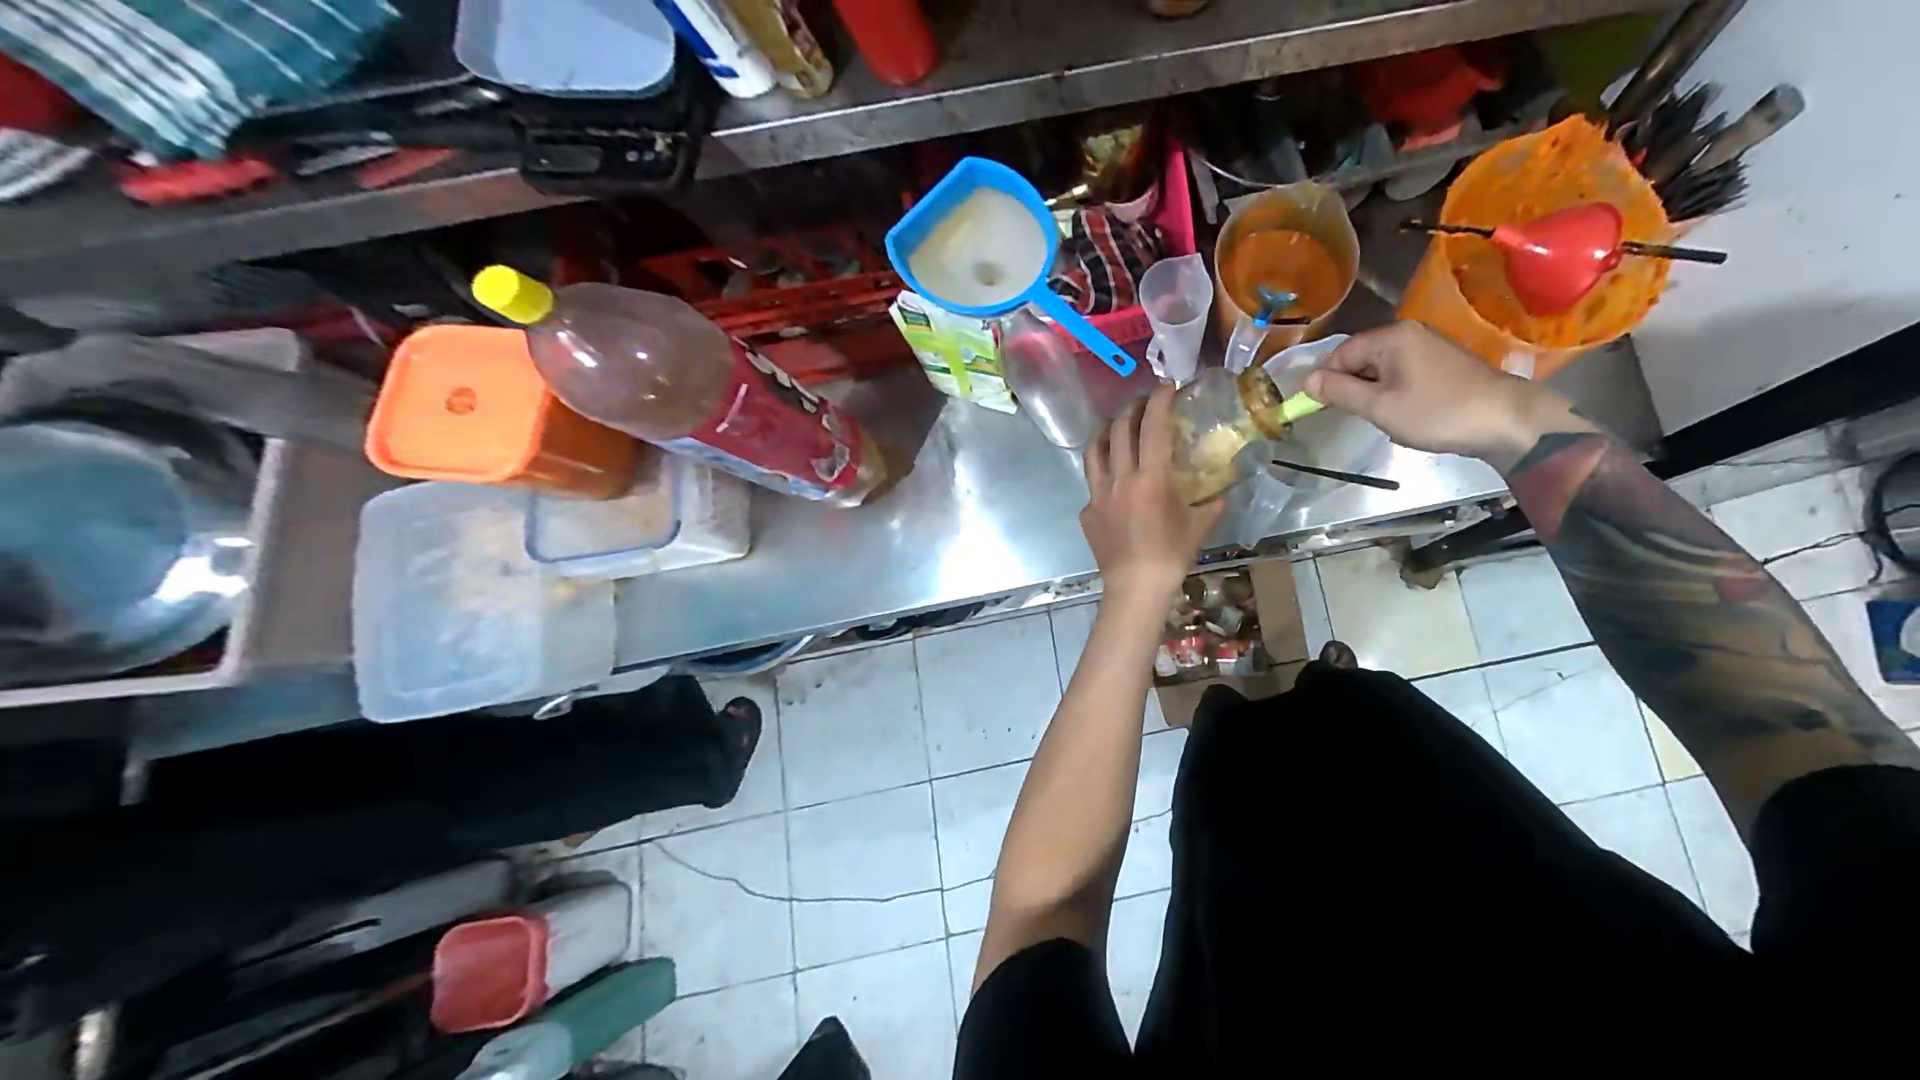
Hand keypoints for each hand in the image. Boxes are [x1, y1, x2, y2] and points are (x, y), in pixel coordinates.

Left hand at [1082, 385, 1225, 603]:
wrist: (1135, 585)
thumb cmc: (1172, 554)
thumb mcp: (1200, 524)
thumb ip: (1212, 501)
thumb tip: (1221, 491)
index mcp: (1151, 477)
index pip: (1153, 427)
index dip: (1159, 401)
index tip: (1166, 387)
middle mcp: (1120, 478)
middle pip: (1119, 430)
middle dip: (1131, 409)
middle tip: (1141, 402)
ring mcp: (1097, 494)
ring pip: (1094, 450)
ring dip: (1106, 432)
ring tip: (1114, 427)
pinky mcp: (1086, 511)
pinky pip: (1092, 484)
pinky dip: (1102, 473)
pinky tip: (1111, 481)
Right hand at [1302, 321, 1589, 467]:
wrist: (1506, 421)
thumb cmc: (1436, 412)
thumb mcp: (1378, 407)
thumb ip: (1339, 392)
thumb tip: (1306, 381)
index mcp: (1391, 337)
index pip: (1340, 354)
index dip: (1327, 381)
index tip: (1324, 408)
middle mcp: (1409, 333)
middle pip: (1360, 358)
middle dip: (1351, 387)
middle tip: (1358, 415)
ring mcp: (1428, 346)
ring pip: (1380, 368)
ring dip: (1372, 392)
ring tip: (1382, 416)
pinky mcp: (1442, 363)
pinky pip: (1401, 373)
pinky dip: (1392, 392)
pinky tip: (1403, 412)